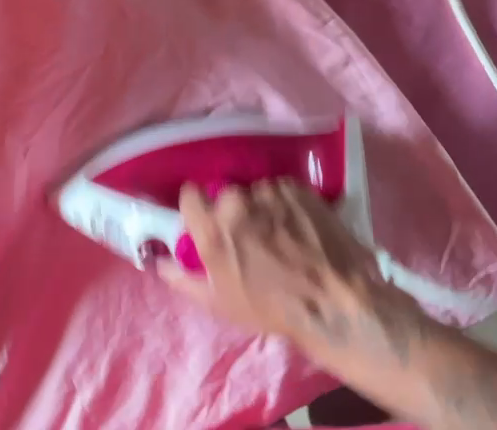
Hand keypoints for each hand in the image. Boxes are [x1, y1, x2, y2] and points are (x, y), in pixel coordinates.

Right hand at [158, 180, 420, 354]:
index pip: (190, 195)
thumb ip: (183, 278)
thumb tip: (159, 261)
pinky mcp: (297, 187)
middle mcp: (235, 202)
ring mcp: (268, 192)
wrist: (337, 303)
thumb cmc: (274, 309)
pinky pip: (282, 190)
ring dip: (262, 208)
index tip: (209, 221)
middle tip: (252, 237)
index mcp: (213, 229)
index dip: (198, 208)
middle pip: (226, 195)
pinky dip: (287, 204)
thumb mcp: (221, 303)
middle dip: (234, 211)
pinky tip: (301, 227)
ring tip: (283, 235)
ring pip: (256, 193)